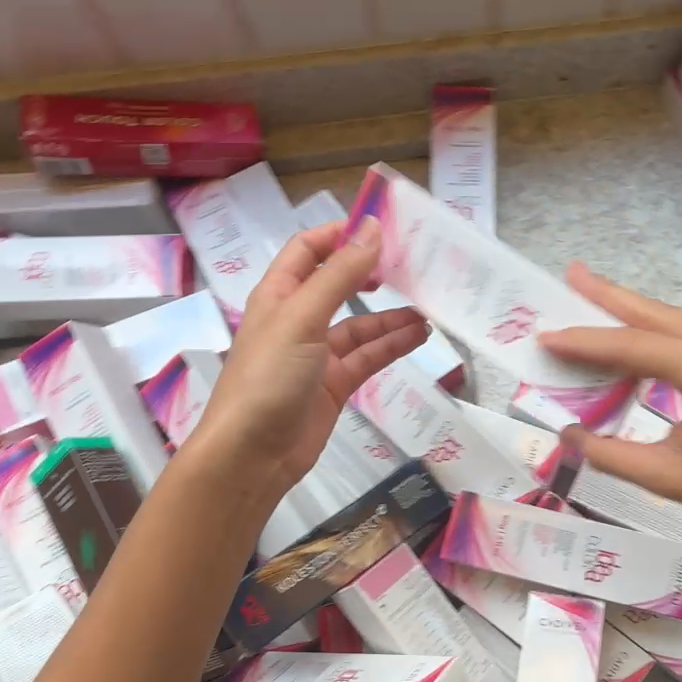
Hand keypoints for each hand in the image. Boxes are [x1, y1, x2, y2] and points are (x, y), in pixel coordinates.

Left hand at [188, 218, 429, 492]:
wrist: (253, 453)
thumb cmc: (269, 377)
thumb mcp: (303, 318)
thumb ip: (339, 275)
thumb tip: (372, 228)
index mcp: (278, 295)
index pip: (308, 250)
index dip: (340, 235)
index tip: (381, 228)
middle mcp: (297, 320)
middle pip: (338, 285)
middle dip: (370, 273)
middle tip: (410, 264)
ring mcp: (317, 355)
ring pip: (360, 326)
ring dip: (391, 316)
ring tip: (428, 306)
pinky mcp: (334, 386)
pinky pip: (368, 358)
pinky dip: (392, 347)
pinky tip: (419, 337)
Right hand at [541, 264, 681, 551]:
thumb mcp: (668, 478)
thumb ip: (611, 454)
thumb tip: (567, 433)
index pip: (638, 349)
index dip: (588, 343)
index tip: (548, 335)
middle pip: (658, 316)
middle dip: (610, 298)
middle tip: (569, 276)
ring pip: (676, 320)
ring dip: (633, 312)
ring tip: (590, 293)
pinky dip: (658, 331)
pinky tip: (633, 328)